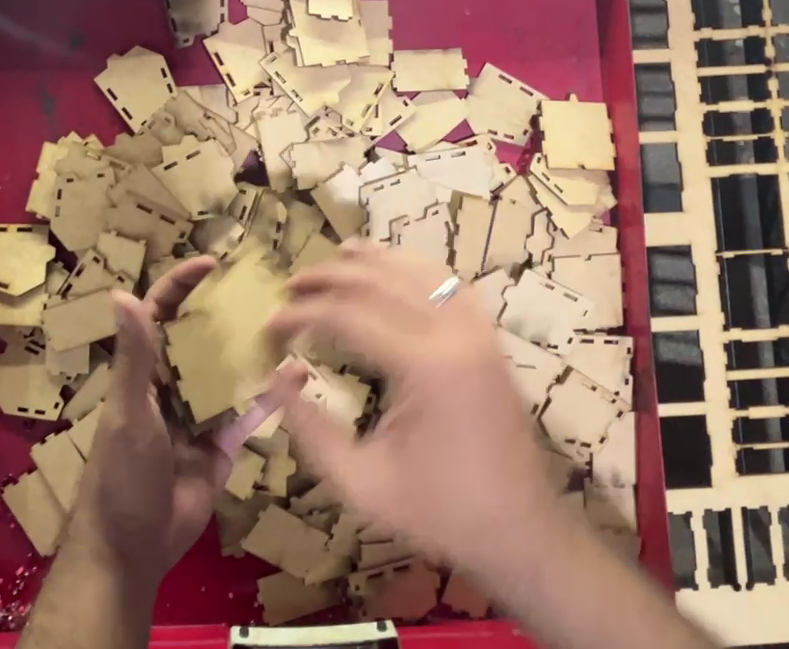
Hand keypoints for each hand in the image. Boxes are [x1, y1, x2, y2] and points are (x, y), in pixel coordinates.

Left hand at [68, 256, 285, 586]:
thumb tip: (120, 293)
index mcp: (142, 371)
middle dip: (226, 313)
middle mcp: (171, 384)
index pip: (159, 314)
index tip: (211, 263)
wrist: (135, 547)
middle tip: (263, 289)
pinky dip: (271, 395)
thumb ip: (133, 356)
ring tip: (288, 323)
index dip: (181, 284)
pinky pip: (249, 413)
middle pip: (200, 337)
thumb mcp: (128, 410)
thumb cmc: (121, 474)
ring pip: (229, 372)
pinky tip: (297, 376)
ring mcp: (199, 414)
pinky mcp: (222, 443)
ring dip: (253, 351)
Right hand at [266, 241, 563, 578]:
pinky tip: (395, 269)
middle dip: (330, 277)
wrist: (519, 533)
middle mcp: (457, 335)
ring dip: (375, 260)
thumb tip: (275, 376)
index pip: (349, 317)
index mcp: (427, 368)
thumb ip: (309, 427)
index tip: (269, 326)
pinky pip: (453, 285)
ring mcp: (480, 332)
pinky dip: (418, 269)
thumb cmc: (437, 513)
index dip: (302, 315)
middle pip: (381, 281)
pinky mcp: (490, 339)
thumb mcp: (358, 482)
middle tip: (290, 286)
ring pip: (420, 271)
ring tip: (336, 255)